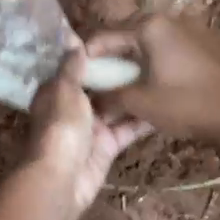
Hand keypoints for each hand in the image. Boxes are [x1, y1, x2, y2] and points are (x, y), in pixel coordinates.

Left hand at [27, 39, 152, 216]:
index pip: (73, 69)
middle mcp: (71, 109)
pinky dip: (143, 120)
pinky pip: (127, 129)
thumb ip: (71, 68)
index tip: (119, 40)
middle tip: (150, 55)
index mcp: (54, 93)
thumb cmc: (60, 128)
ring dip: (135, 96)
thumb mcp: (65, 91)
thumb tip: (72, 40)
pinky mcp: (107, 146)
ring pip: (116, 108)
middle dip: (119, 75)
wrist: (62, 179)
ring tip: (163, 75)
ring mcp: (90, 129)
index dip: (93, 56)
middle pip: (97, 88)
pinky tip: (165, 106)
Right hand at [86, 13, 219, 148]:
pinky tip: (161, 84)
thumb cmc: (189, 105)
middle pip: (129, 35)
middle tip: (102, 81)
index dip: (86, 57)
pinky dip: (161, 62)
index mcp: (150, 26)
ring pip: (154, 42)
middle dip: (112, 57)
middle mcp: (173, 18)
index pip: (103, 36)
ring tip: (130, 84)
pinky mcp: (214, 44)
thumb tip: (89, 102)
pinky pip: (175, 49)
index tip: (77, 76)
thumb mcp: (140, 103)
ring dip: (137, 60)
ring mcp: (197, 29)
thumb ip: (108, 98)